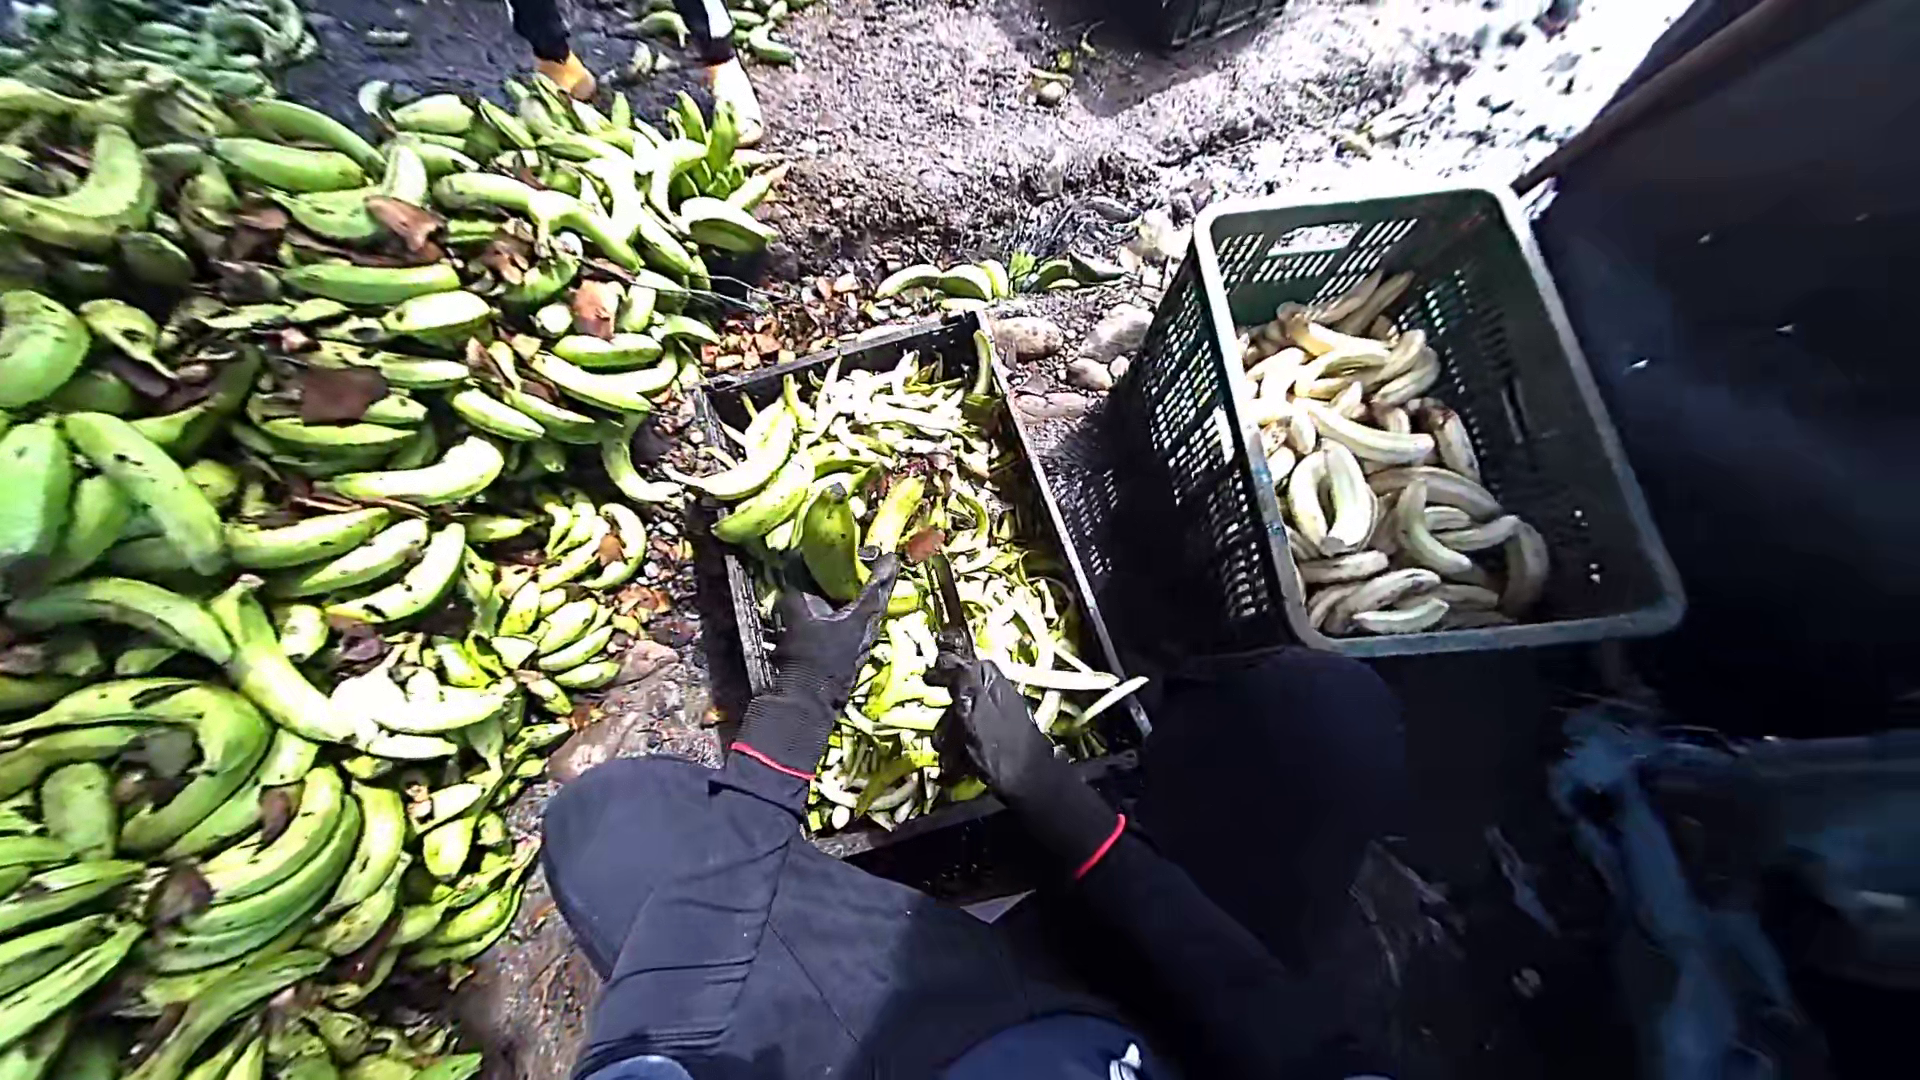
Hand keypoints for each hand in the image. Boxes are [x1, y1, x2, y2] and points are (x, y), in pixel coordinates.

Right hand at [771, 553, 898, 704]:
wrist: (805, 702)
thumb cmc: (808, 659)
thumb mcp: (798, 620)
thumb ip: (799, 598)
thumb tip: (798, 585)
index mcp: (862, 618)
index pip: (878, 588)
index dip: (884, 570)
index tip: (891, 557)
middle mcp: (868, 631)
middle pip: (879, 602)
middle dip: (881, 584)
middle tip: (882, 567)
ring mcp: (862, 647)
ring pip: (870, 617)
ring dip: (868, 601)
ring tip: (863, 586)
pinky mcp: (852, 658)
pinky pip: (859, 629)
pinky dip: (855, 616)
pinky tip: (844, 614)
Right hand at [930, 650, 1118, 867]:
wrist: (1031, 784)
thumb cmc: (1001, 747)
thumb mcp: (976, 712)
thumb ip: (963, 684)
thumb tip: (948, 658)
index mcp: (992, 682)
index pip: (965, 666)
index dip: (945, 672)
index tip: (928, 681)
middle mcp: (997, 695)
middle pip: (960, 697)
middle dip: (948, 720)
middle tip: (944, 740)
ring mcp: (999, 717)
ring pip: (963, 720)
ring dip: (953, 740)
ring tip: (952, 760)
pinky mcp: (999, 738)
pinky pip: (972, 738)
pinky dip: (963, 751)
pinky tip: (960, 768)